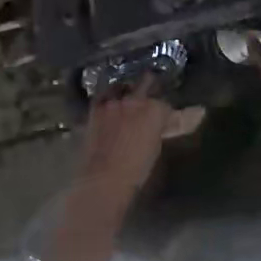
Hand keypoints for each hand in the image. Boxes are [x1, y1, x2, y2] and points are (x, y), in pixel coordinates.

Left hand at [77, 80, 173, 197]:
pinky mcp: (96, 108)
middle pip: (145, 84)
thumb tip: (158, 123)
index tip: (162, 118)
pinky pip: (104, 96)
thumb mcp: (156, 146)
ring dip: (127, 93)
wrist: (105, 176)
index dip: (164, 111)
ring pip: (123, 87)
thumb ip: (158, 128)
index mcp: (156, 110)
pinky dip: (109, 99)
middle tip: (147, 96)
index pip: (164, 104)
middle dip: (149, 88)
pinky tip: (109, 106)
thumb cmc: (137, 168)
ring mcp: (114, 102)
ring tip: (126, 99)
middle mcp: (136, 100)